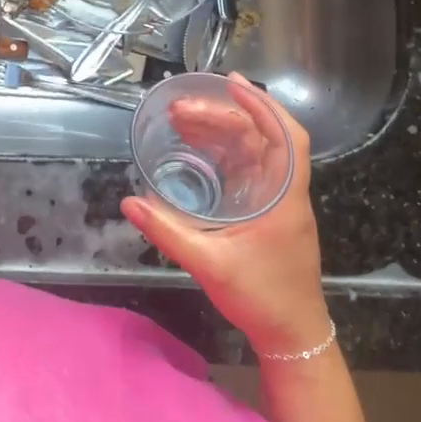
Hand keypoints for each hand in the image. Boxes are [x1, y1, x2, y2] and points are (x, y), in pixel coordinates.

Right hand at [121, 73, 331, 355]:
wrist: (292, 336)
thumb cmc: (262, 297)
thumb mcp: (209, 263)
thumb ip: (167, 232)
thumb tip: (128, 202)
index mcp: (284, 198)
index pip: (288, 138)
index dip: (264, 107)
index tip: (233, 84)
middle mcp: (284, 192)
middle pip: (262, 138)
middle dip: (223, 115)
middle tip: (181, 108)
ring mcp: (276, 202)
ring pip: (253, 151)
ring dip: (221, 131)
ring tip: (181, 120)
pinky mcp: (266, 212)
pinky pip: (246, 168)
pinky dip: (222, 151)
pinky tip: (194, 148)